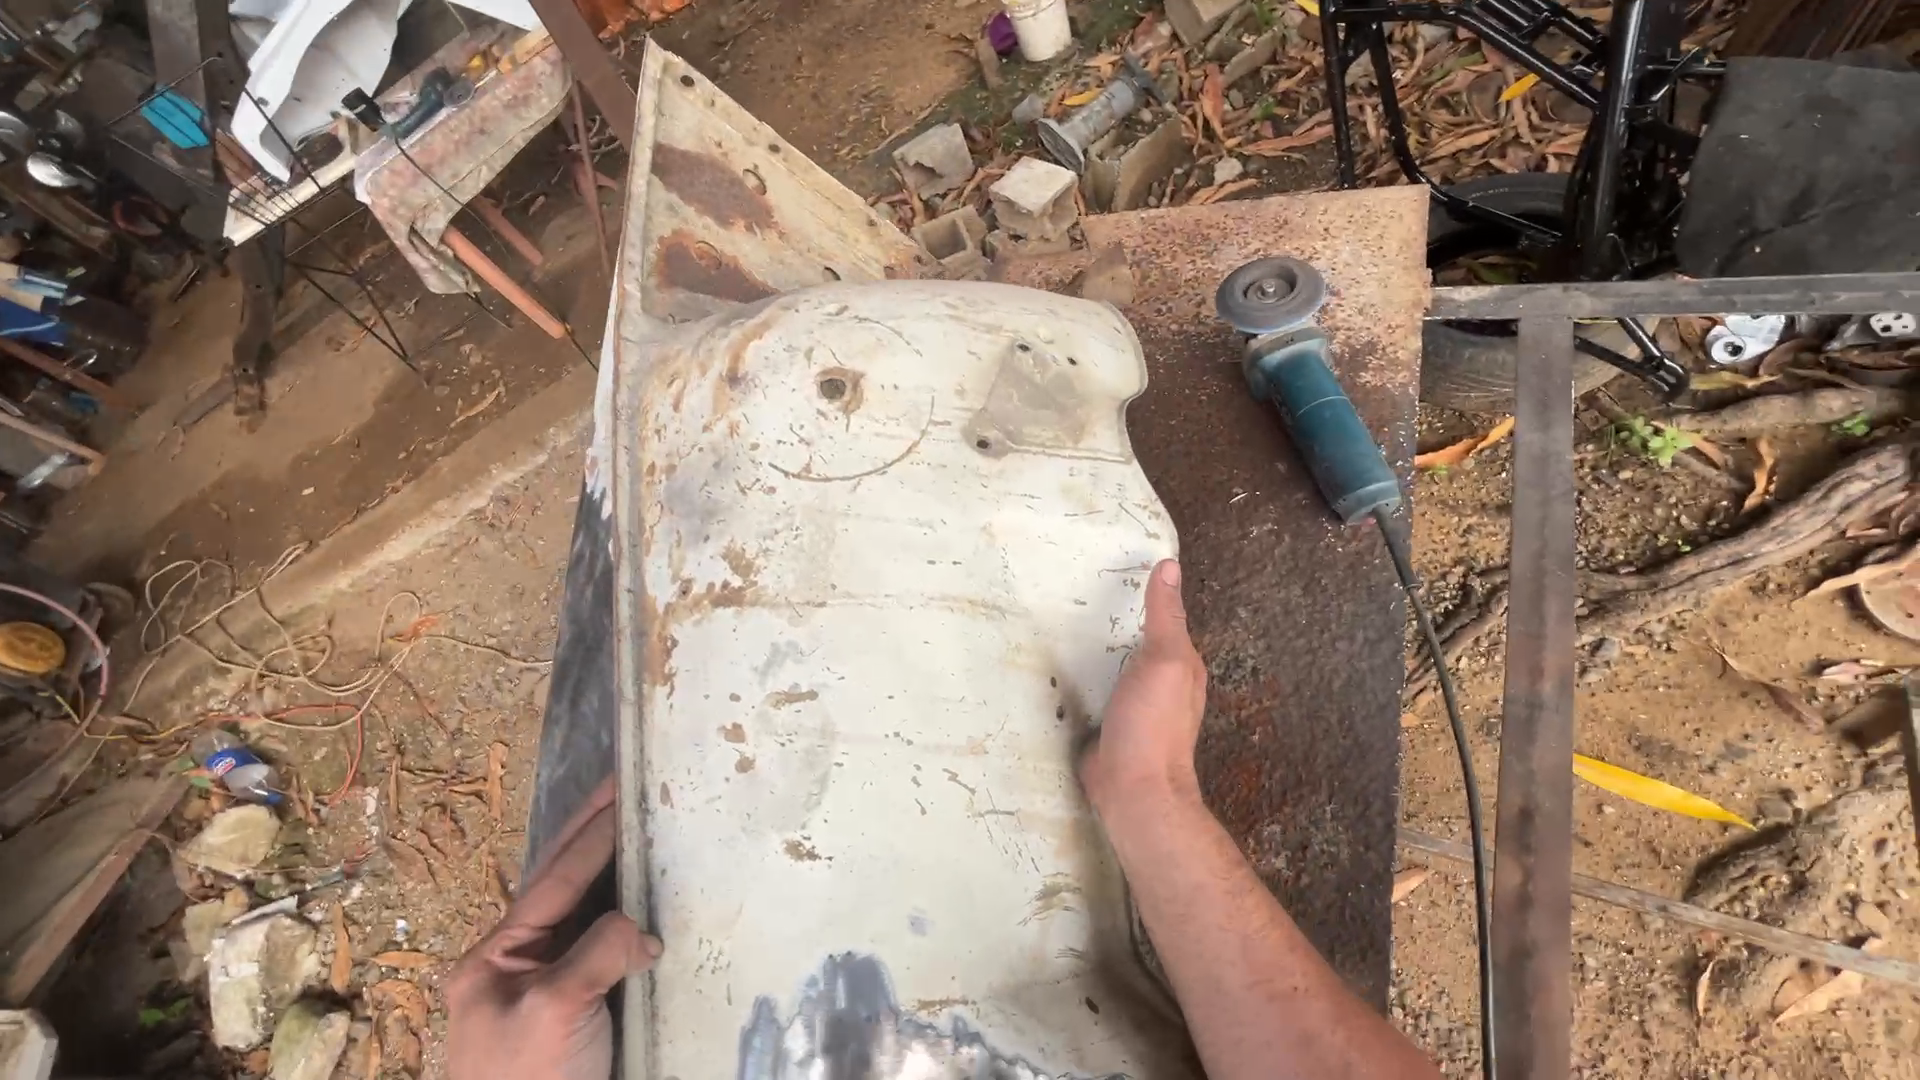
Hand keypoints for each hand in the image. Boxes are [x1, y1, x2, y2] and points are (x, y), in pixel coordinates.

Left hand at [447, 777, 658, 1079]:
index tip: (630, 788)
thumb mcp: (551, 1014)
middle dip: (594, 829)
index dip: (596, 833)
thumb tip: (644, 928)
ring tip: (643, 818)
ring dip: (614, 861)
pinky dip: (631, 904)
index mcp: (497, 957)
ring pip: (586, 904)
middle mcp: (522, 959)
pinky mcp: (585, 1001)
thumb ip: (595, 954)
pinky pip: (609, 938)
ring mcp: (552, 979)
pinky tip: (653, 887)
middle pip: (563, 878)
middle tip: (627, 781)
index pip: (556, 879)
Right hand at [1080, 559, 1207, 813]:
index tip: (1117, 565)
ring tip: (1064, 619)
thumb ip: (1166, 616)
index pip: (1167, 618)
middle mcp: (1162, 683)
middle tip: (1080, 588)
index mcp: (1183, 664)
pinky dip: (1082, 673)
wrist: (1132, 788)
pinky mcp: (1108, 722)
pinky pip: (1095, 687)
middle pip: (1138, 640)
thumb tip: (1170, 565)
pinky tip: (1062, 663)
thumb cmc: (1153, 721)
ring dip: (1097, 646)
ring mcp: (1134, 705)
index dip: (1147, 593)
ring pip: (1114, 664)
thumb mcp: (1165, 660)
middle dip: (1116, 619)